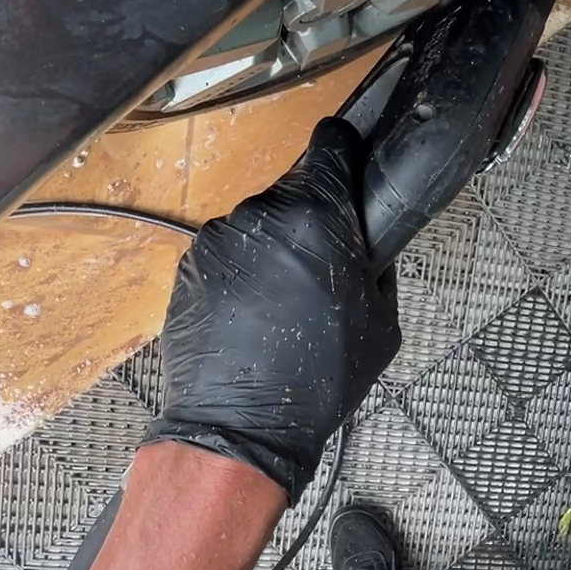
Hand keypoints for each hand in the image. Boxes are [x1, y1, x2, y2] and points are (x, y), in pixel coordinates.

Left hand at [142, 118, 399, 503]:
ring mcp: (217, 239)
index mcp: (317, 218)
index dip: (345, 151)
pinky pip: (228, 253)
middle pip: (295, 191)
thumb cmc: (318, 380)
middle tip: (325, 271)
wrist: (240, 426)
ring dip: (276, 248)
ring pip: (260, 224)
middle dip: (314, 220)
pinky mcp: (188, 266)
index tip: (350, 163)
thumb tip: (369, 243)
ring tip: (285, 304)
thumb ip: (378, 267)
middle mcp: (261, 215)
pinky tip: (253, 315)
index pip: (331, 143)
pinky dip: (243, 272)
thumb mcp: (382, 325)